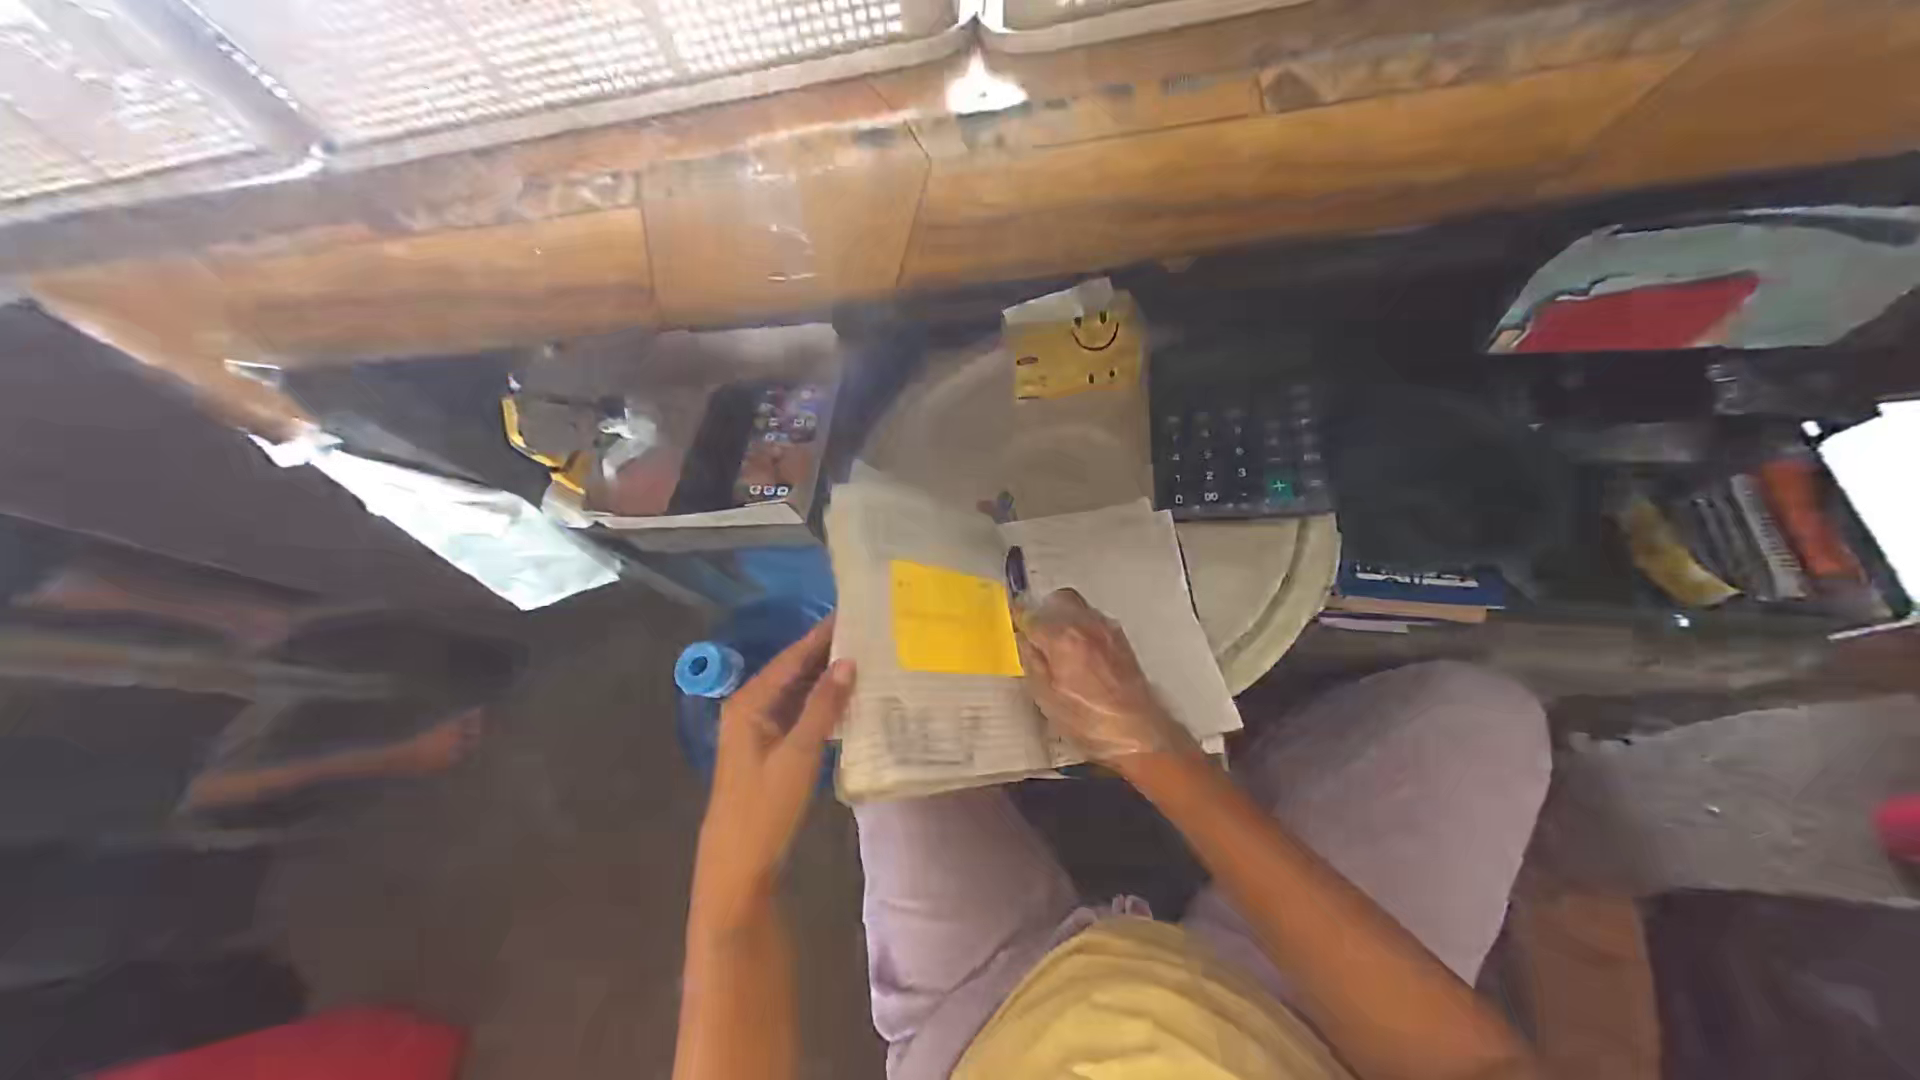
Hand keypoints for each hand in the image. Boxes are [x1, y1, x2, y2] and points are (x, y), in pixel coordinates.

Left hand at [692, 617, 853, 928]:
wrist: (738, 865)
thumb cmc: (764, 808)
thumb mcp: (798, 755)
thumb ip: (823, 706)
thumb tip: (848, 661)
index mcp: (750, 703)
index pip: (791, 657)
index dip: (821, 634)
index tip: (852, 612)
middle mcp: (751, 708)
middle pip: (794, 670)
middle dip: (827, 651)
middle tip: (868, 632)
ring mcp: (759, 728)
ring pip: (798, 691)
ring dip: (827, 676)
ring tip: (867, 657)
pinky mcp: (770, 747)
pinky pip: (800, 712)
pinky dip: (823, 702)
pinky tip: (850, 698)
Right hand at [1016, 588, 1192, 766]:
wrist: (1139, 733)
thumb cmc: (1088, 721)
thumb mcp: (1047, 698)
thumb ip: (1032, 662)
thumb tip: (1023, 639)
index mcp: (1063, 638)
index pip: (1032, 615)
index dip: (1018, 618)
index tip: (1012, 623)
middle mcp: (1086, 625)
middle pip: (1058, 600)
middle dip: (1043, 611)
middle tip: (1034, 632)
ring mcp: (1107, 629)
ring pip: (1078, 607)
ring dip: (1063, 617)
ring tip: (1056, 644)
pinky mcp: (1121, 639)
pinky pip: (1094, 620)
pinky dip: (1081, 626)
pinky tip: (1078, 652)